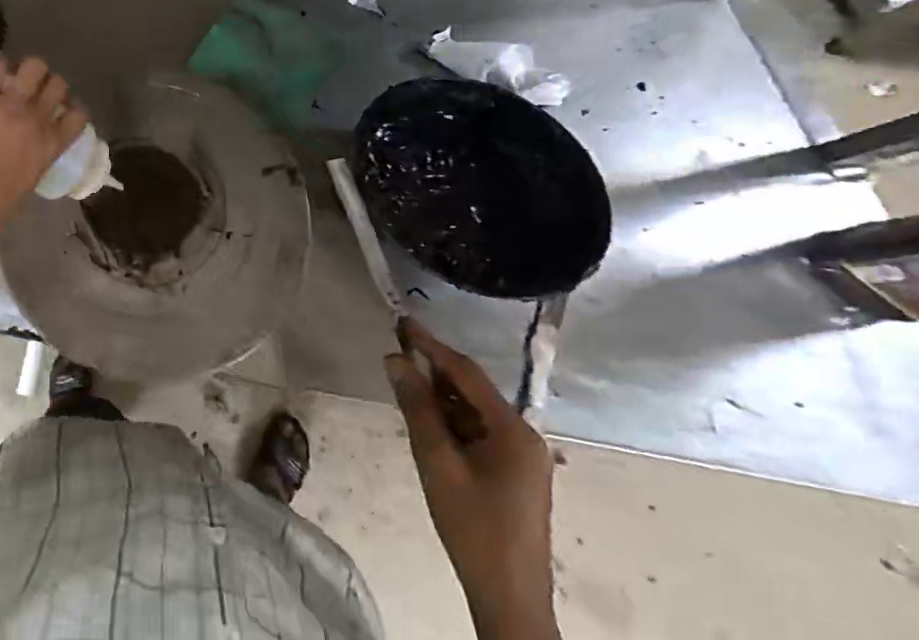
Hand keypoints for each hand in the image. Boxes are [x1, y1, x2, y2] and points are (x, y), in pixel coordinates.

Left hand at [0, 54, 89, 273]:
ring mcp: (8, 106)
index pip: (79, 115)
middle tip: (32, 94)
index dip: (71, 109)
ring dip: (26, 70)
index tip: (59, 111)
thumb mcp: (24, 191)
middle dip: (48, 86)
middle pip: (58, 84)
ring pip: (34, 65)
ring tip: (13, 80)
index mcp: (50, 148)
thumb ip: (32, 166)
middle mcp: (35, 121)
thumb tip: (26, 158)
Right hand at [386, 319, 559, 639]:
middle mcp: (523, 435)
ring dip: (439, 400)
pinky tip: (425, 425)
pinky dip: (450, 424)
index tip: (402, 321)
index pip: (466, 373)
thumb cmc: (472, 527)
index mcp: (513, 429)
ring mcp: (521, 456)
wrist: (508, 596)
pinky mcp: (512, 473)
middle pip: (472, 392)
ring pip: (472, 413)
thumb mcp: (437, 463)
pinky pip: (477, 434)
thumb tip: (395, 359)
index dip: (431, 345)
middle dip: (433, 372)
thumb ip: (416, 408)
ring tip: (403, 388)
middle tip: (395, 353)